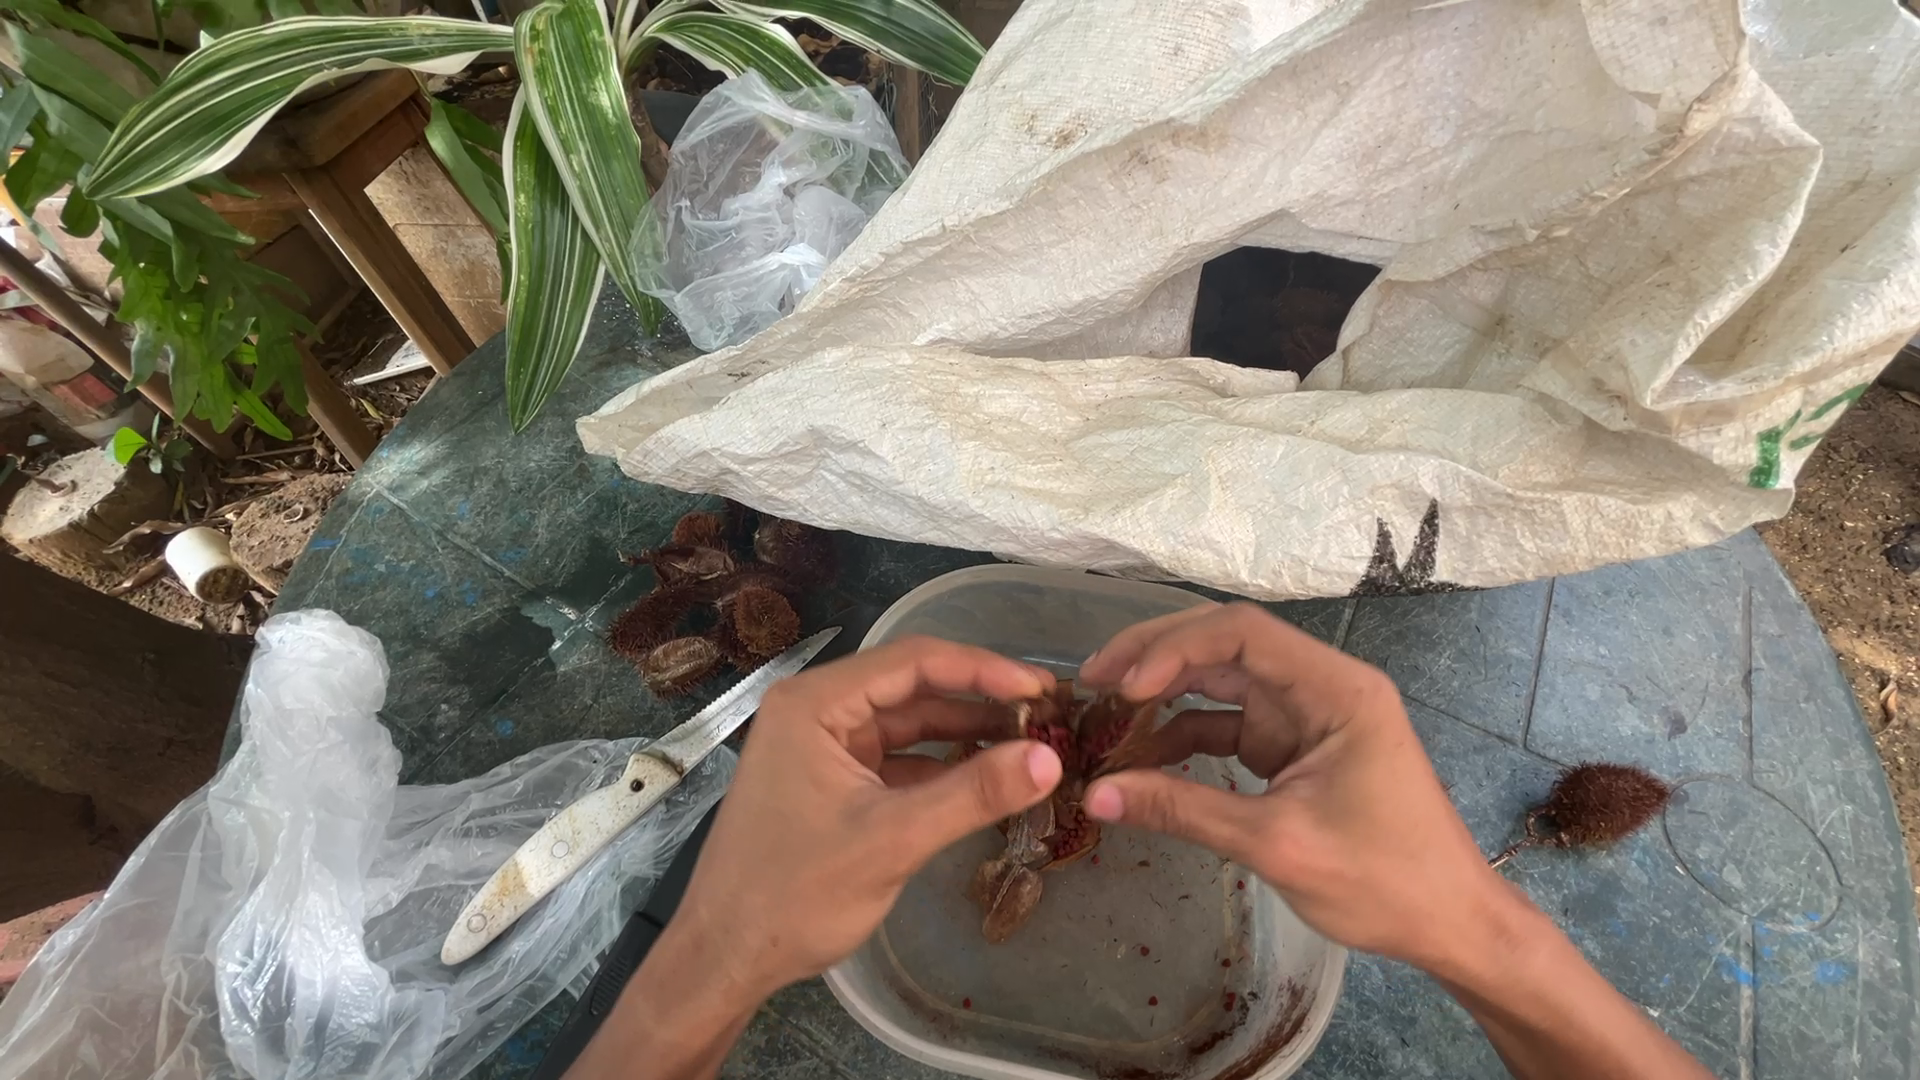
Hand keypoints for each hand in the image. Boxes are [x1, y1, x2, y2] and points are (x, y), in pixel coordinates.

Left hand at [674, 635, 1064, 998]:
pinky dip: (943, 764)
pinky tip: (988, 772)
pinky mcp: (837, 777)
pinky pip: (900, 756)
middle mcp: (820, 708)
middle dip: (979, 698)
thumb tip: (1050, 758)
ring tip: (1030, 738)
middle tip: (1046, 711)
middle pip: (913, 686)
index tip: (1040, 688)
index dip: (982, 669)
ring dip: (966, 730)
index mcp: (816, 701)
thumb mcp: (891, 840)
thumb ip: (972, 794)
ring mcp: (827, 743)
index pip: (913, 661)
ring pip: (911, 722)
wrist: (724, 960)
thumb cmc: (793, 894)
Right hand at [1078, 603, 1500, 973]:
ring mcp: (1299, 710)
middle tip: (1094, 678)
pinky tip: (1138, 752)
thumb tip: (1096, 796)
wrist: (1453, 928)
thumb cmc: (1385, 882)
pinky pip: (1220, 718)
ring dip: (1160, 687)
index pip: (1242, 632)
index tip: (1125, 687)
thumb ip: (1182, 811)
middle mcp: (1315, 684)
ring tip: (1103, 704)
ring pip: (1216, 675)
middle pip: (1222, 641)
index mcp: (1334, 688)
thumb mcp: (1276, 845)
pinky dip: (1178, 730)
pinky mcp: (1285, 740)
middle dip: (1154, 654)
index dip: (1175, 648)